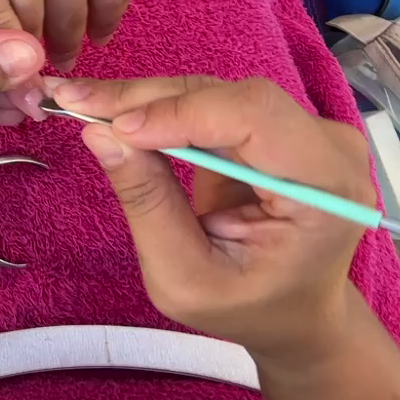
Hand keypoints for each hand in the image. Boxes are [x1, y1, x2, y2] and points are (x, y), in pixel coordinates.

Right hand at [47, 75, 374, 370]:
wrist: (292, 309)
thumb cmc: (247, 306)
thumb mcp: (185, 277)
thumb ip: (148, 204)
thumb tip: (99, 133)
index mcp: (327, 190)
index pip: (255, 119)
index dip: (180, 115)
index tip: (114, 128)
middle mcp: (326, 144)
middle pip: (227, 96)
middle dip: (144, 99)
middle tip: (71, 100)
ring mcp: (302, 127)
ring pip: (209, 91)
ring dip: (141, 97)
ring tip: (79, 102)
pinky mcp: (271, 121)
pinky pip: (205, 101)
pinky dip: (153, 105)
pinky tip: (110, 109)